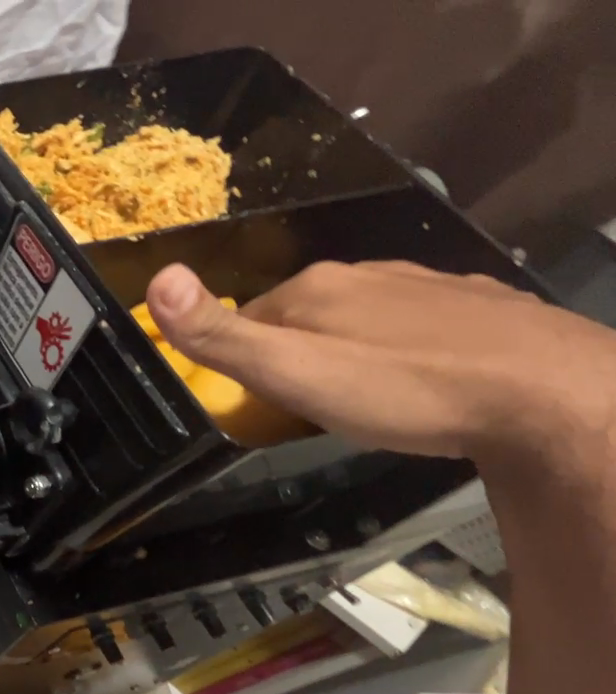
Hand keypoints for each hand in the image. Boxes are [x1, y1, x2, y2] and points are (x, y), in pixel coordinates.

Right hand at [144, 261, 615, 469]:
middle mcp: (369, 273)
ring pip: (360, 316)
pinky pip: (416, 323)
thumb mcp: (288, 372)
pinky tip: (417, 378)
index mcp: (315, 288)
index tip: (254, 398)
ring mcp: (430, 285)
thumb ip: (219, 335)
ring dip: (346, 348)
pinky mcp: (480, 306)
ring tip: (358, 394)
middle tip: (303, 404)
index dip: (242, 359)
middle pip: (302, 314)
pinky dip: (402, 347)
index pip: (247, 318)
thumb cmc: (401, 389)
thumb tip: (158, 279)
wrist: (551, 398)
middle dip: (293, 352)